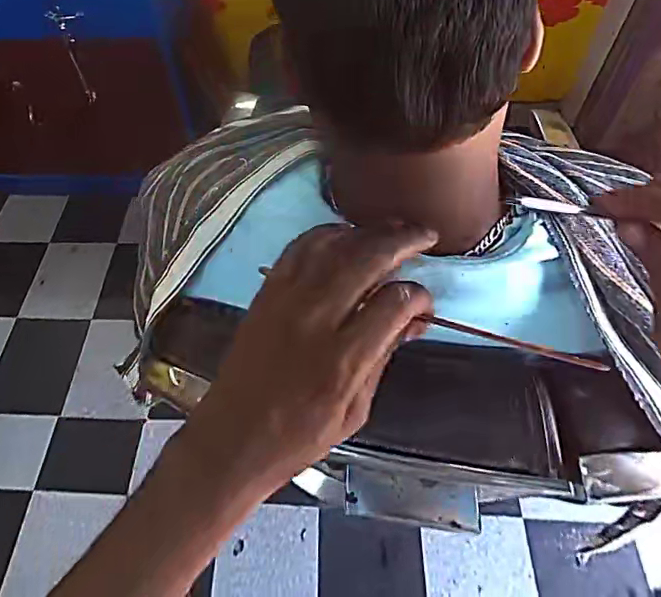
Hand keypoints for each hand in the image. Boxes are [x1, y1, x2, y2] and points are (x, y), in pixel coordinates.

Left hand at [167, 223, 434, 498]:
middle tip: (425, 235)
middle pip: (366, 259)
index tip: (425, 301)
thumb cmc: (299, 433)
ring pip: (334, 244)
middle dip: (402, 241)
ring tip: (393, 228)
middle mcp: (315, 317)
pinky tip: (347, 234)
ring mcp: (287, 297)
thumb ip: (384, 356)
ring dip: (367, 231)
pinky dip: (328, 232)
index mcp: (342, 359)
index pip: (392, 304)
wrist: (235, 432)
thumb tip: (414, 319)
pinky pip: (301, 245)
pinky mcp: (268, 288)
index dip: (418, 295)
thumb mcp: (355, 410)